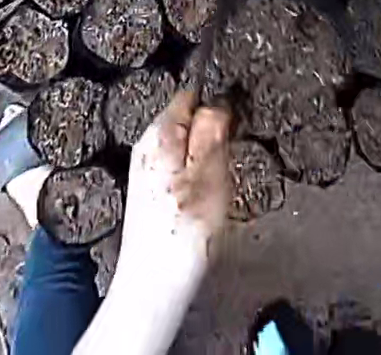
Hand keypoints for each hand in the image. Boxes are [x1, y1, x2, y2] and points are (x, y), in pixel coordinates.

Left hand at [74, 90, 232, 354]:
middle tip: (223, 163)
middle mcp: (148, 145)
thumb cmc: (182, 233)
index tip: (232, 123)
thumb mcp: (211, 170)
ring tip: (212, 186)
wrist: (153, 287)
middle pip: (191, 119)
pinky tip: (201, 200)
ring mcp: (148, 168)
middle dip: (212, 134)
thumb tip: (218, 99)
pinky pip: (182, 167)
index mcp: (159, 132)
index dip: (217, 103)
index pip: (193, 93)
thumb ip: (213, 127)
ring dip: (206, 158)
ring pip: (188, 145)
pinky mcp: (152, 190)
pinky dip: (197, 177)